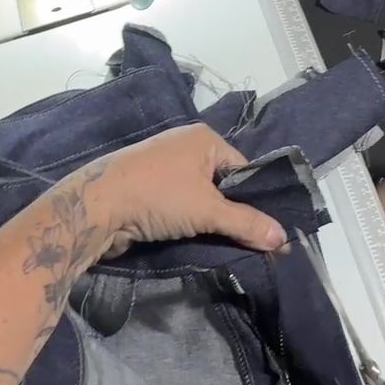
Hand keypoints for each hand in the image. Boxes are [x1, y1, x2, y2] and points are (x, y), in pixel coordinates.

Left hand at [75, 122, 288, 257]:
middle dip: (234, 212)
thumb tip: (284, 238)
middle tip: (254, 243)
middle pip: (224, 184)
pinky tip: (201, 241)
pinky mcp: (151, 188)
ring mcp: (166, 166)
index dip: (256, 200)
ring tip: (230, 246)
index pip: (244, 169)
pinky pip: (182, 205)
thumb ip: (247, 224)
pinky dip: (191, 222)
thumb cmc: (158, 195)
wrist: (99, 206)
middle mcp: (187, 146)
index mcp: (204, 138)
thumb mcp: (208, 211)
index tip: (270, 231)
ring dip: (212, 220)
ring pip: (202, 197)